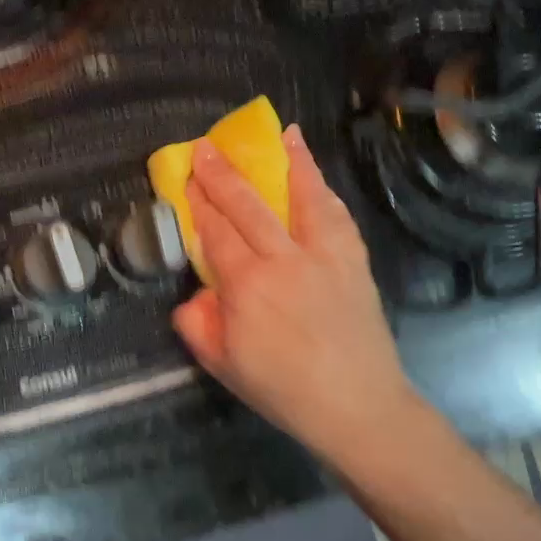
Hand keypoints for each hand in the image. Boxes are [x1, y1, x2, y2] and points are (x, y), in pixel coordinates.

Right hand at [172, 124, 425, 471]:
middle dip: (224, 174)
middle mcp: (284, 260)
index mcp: (246, 285)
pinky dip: (324, 191)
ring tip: (281, 135)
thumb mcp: (221, 364)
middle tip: (206, 147)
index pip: (216, 232)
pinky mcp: (354, 262)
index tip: (185, 177)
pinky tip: (317, 178)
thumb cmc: (281, 389)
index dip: (198, 204)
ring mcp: (325, 256)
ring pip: (303, 198)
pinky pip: (337, 217)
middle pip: (249, 206)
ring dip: (288, 164)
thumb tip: (195, 297)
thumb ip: (198, 325)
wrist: (355, 404)